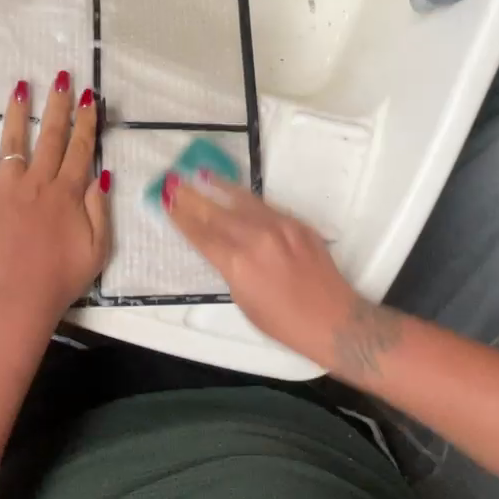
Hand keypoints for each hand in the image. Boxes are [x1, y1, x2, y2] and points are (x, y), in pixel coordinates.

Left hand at [0, 72, 110, 322]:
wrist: (18, 298)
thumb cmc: (61, 278)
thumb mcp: (98, 248)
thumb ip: (100, 208)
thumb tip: (103, 173)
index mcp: (68, 192)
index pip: (80, 147)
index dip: (86, 120)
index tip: (89, 97)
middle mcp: (39, 181)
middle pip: (50, 135)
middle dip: (58, 104)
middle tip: (62, 77)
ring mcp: (6, 187)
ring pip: (13, 141)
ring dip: (18, 111)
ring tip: (21, 86)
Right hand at [164, 174, 399, 372]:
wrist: (332, 319)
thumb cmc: (283, 322)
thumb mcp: (244, 301)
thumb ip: (230, 270)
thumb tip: (220, 248)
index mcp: (238, 264)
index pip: (202, 235)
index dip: (182, 218)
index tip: (167, 203)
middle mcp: (257, 240)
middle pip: (216, 213)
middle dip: (193, 198)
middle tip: (175, 183)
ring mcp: (280, 228)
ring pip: (242, 202)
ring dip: (219, 189)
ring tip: (202, 176)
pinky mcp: (297, 225)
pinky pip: (266, 207)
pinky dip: (247, 199)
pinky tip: (237, 194)